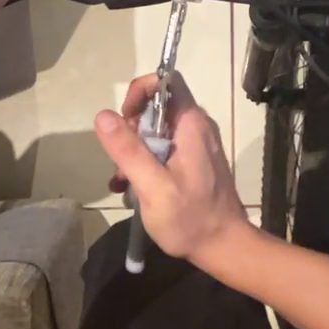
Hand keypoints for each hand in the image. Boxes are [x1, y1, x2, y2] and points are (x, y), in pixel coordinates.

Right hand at [95, 72, 251, 265]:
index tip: (123, 121)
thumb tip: (103, 115)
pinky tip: (132, 188)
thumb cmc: (191, 219)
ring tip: (121, 181)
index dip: (139, 92)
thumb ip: (128, 150)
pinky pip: (164, 149)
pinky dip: (146, 162)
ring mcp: (196, 145)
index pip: (166, 81)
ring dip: (134, 151)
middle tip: (121, 161)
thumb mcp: (153, 187)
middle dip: (130, 129)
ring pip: (156, 131)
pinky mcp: (194, 162)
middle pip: (156, 107)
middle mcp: (196, 127)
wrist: (225, 247)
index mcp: (191, 124)